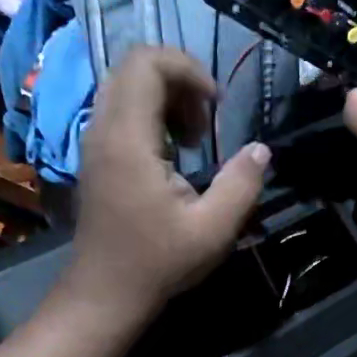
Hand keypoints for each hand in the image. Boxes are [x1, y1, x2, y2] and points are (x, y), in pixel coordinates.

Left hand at [61, 46, 269, 319]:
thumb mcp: (213, 229)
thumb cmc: (158, 263)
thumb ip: (241, 184)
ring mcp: (94, 141)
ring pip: (126, 85)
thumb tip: (262, 150)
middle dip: (179, 79)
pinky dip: (152, 114)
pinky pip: (120, 109)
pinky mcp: (96, 155)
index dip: (188, 69)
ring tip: (194, 138)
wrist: (105, 292)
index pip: (146, 63)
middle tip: (206, 120)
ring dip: (166, 97)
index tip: (216, 105)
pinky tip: (174, 153)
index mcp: (129, 140)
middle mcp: (103, 130)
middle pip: (135, 66)